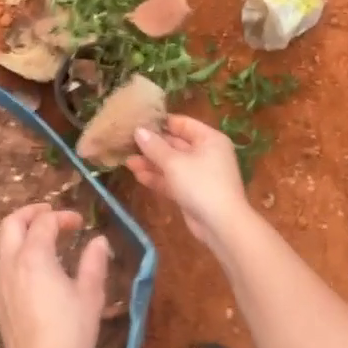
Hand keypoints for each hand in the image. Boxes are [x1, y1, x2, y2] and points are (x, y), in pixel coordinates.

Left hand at [0, 204, 109, 347]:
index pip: (44, 223)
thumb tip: (99, 241)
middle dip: (30, 213)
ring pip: (4, 244)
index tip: (80, 223)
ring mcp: (1, 282)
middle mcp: (11, 263)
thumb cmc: (71, 330)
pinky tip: (37, 267)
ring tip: (46, 239)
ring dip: (23, 233)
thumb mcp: (91, 295)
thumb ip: (94, 262)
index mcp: (34, 257)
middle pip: (11, 223)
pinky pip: (4, 264)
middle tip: (51, 214)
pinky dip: (18, 253)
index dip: (63, 217)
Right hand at [126, 115, 250, 246]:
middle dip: (151, 145)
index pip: (182, 123)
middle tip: (127, 143)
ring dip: (151, 163)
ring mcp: (199, 174)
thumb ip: (154, 146)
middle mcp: (206, 153)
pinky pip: (172, 180)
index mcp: (209, 139)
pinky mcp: (192, 192)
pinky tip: (137, 175)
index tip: (137, 122)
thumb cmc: (201, 184)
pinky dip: (157, 178)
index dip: (160, 122)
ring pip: (171, 163)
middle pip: (175, 144)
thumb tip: (138, 130)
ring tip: (127, 161)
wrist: (221, 225)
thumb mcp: (174, 162)